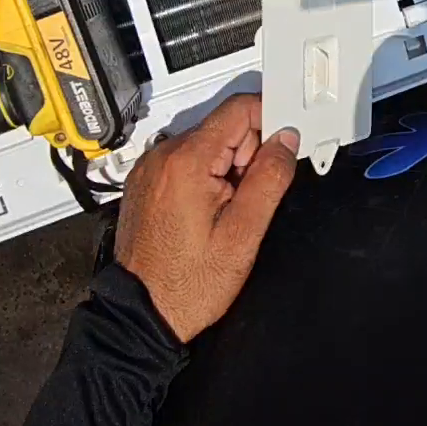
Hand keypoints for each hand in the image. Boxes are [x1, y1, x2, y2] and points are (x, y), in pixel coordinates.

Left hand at [113, 94, 299, 342]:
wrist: (140, 318)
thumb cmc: (188, 284)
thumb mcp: (243, 234)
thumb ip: (270, 178)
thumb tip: (286, 139)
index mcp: (187, 160)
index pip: (240, 108)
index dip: (269, 122)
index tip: (280, 151)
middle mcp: (164, 154)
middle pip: (225, 125)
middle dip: (248, 154)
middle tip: (245, 200)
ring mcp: (151, 167)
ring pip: (209, 143)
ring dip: (228, 168)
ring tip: (224, 212)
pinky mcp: (147, 180)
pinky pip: (189, 160)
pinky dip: (207, 175)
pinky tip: (206, 212)